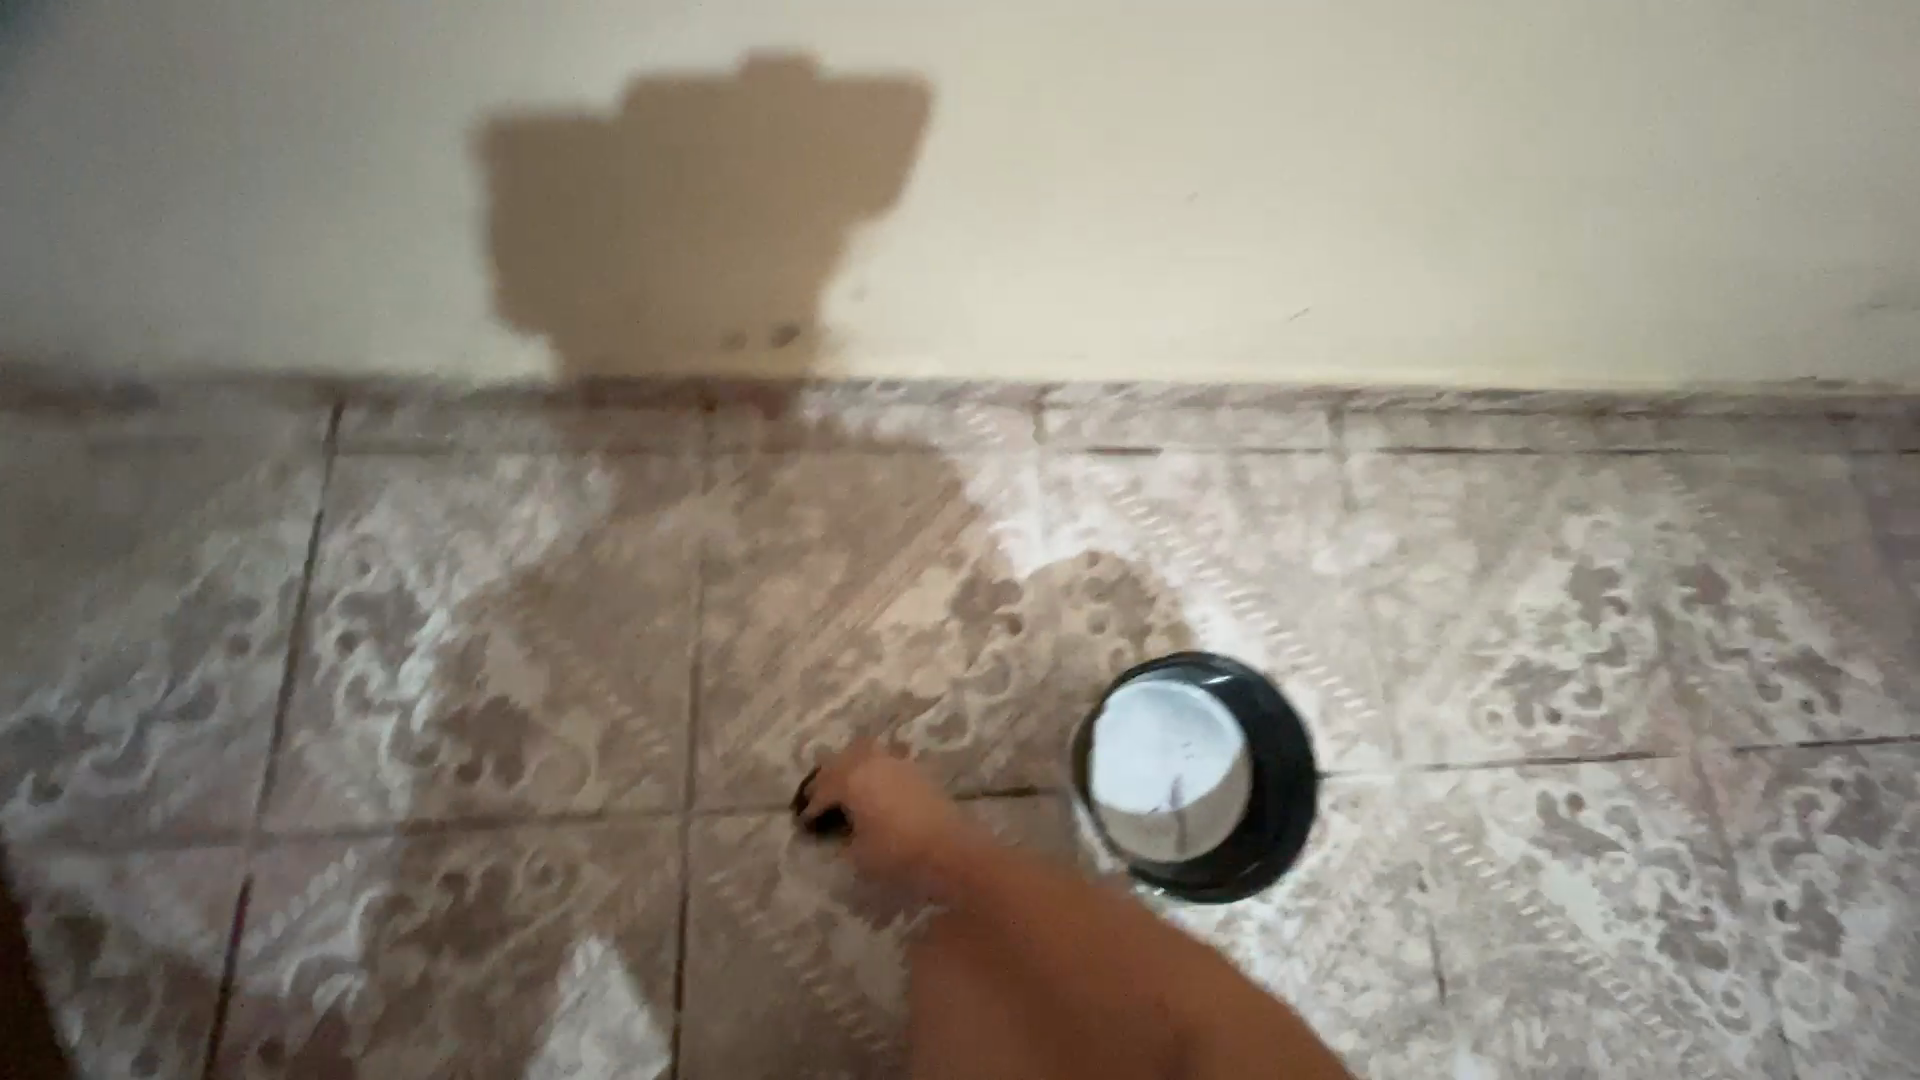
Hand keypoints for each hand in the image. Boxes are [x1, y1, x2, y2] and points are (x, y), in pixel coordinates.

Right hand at [797, 739, 982, 888]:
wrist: (948, 848)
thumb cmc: (897, 853)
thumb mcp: (858, 855)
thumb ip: (843, 839)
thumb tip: (839, 832)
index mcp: (851, 780)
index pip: (822, 791)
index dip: (811, 808)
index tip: (803, 822)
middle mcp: (870, 762)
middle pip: (840, 762)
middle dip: (825, 778)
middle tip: (816, 796)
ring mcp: (896, 760)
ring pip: (864, 750)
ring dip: (849, 762)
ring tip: (843, 780)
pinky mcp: (915, 767)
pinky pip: (887, 755)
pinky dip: (874, 762)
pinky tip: (875, 776)